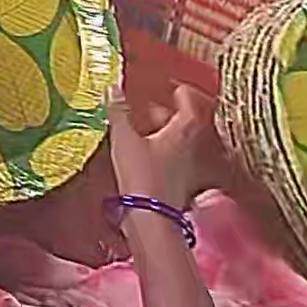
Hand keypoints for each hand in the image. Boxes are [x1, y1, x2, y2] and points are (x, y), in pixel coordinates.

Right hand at [106, 82, 219, 209]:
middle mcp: (192, 149)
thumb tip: (113, 86)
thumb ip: (119, 111)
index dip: (183, 93)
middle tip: (151, 106)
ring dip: (167, 132)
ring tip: (145, 127)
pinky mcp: (182, 185)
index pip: (190, 105)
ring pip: (182, 143)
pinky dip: (165, 150)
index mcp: (182, 132)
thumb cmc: (142, 175)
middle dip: (170, 112)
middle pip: (187, 124)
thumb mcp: (125, 138)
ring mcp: (190, 169)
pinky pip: (177, 159)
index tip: (173, 86)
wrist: (152, 220)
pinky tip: (147, 152)